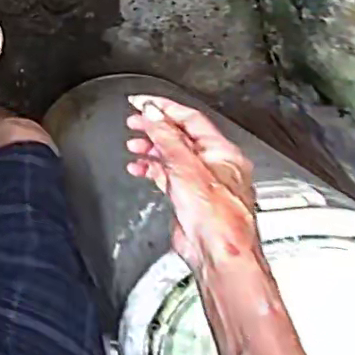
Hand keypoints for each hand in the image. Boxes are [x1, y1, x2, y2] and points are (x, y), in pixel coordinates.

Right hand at [124, 95, 259, 271]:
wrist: (218, 253)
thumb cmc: (216, 217)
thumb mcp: (186, 167)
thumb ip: (167, 138)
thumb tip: (153, 114)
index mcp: (222, 153)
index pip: (190, 119)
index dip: (163, 106)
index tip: (139, 101)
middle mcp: (214, 164)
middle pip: (180, 135)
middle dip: (154, 127)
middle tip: (133, 120)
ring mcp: (202, 181)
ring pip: (171, 154)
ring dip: (150, 147)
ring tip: (133, 145)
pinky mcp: (189, 196)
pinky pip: (166, 173)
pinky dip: (150, 168)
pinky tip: (138, 168)